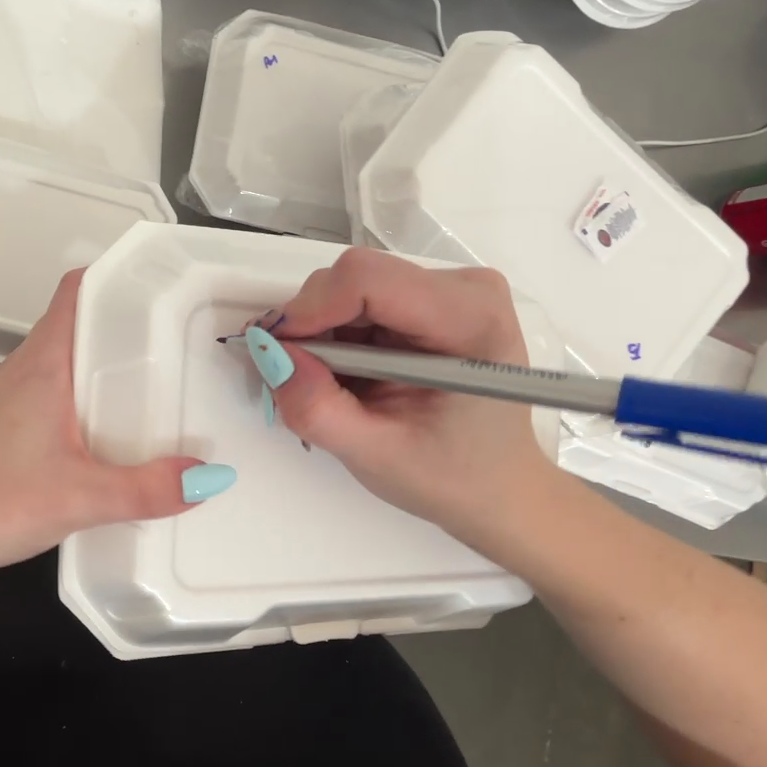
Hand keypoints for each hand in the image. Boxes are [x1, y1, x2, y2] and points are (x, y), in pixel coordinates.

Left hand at [0, 271, 234, 592]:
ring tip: (167, 383)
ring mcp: (15, 394)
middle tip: (189, 341)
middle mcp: (29, 367)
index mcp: (45, 363)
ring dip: (114, 363)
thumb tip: (212, 476)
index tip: (170, 284)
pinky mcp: (9, 422)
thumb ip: (144, 490)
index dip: (122, 275)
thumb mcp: (76, 499)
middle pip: (85, 321)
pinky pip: (61, 391)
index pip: (78, 289)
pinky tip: (119, 432)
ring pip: (73, 358)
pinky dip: (93, 397)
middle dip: (136, 324)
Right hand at [247, 248, 556, 539]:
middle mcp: (463, 289)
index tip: (279, 355)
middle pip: (353, 278)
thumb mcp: (373, 455)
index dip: (309, 310)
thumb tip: (269, 354)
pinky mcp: (431, 298)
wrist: (497, 488)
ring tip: (330, 384)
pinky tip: (347, 372)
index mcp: (469, 320)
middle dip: (311, 325)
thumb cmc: (449, 477)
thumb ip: (315, 407)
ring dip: (320, 332)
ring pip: (348, 286)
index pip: (365, 279)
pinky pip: (357, 298)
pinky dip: (334, 333)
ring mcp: (448, 290)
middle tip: (299, 380)